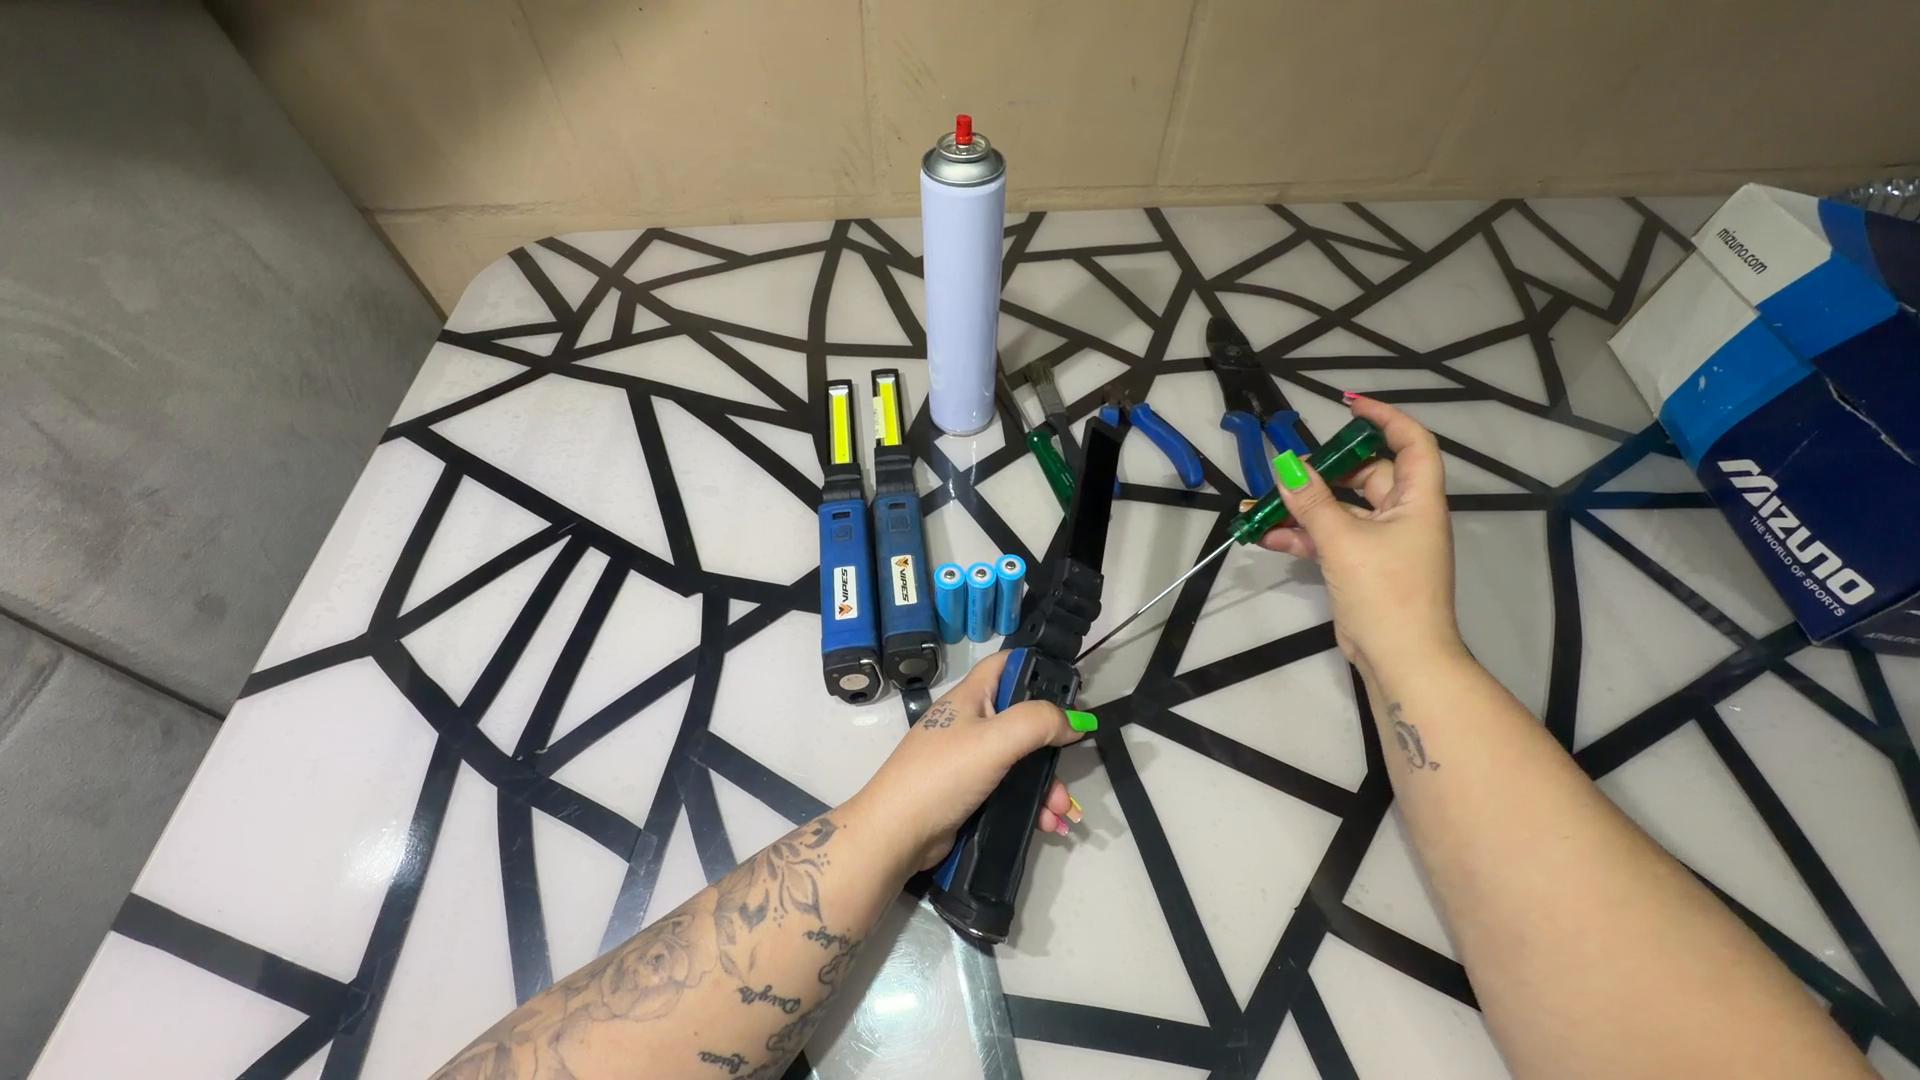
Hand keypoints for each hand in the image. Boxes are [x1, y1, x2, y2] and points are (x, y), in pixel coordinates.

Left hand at [849, 652, 1088, 871]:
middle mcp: (970, 723)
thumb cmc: (943, 774)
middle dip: (1051, 742)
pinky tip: (1049, 823)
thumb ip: (1038, 723)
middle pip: (1021, 719)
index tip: (1069, 689)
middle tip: (1073, 758)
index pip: (1005, 665)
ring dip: (1046, 782)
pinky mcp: (970, 793)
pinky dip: (1032, 804)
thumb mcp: (994, 740)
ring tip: (1061, 810)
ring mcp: (969, 760)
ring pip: (1021, 760)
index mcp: (970, 698)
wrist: (896, 834)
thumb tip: (1076, 720)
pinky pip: (1011, 790)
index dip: (1036, 668)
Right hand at [1258, 395, 1465, 676]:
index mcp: (1417, 501)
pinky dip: (1300, 536)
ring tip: (1259, 506)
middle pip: (1365, 476)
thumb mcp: (1343, 541)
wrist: (1401, 659)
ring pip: (1339, 510)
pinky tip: (1265, 536)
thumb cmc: (1386, 592)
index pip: (1410, 443)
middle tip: (1286, 469)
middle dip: (1323, 470)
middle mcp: (1403, 516)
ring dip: (1301, 507)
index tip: (1347, 405)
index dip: (1384, 418)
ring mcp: (1381, 543)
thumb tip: (1284, 464)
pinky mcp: (1360, 567)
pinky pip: (1328, 539)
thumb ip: (1311, 502)